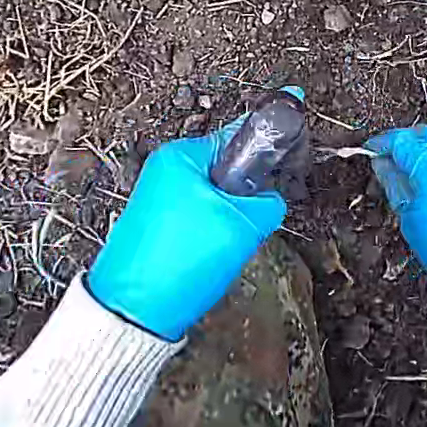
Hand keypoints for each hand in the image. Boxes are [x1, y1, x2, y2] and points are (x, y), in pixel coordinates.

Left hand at [87, 119, 286, 340]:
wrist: (131, 315)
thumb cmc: (180, 260)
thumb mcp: (241, 225)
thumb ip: (268, 202)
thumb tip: (272, 199)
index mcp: (181, 156)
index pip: (238, 133)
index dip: (270, 134)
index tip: (296, 111)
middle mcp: (166, 169)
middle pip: (229, 167)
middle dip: (248, 192)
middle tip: (254, 218)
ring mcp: (160, 197)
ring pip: (218, 195)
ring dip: (232, 215)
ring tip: (227, 243)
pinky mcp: (158, 224)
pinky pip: (201, 215)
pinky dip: (215, 229)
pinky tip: (212, 253)